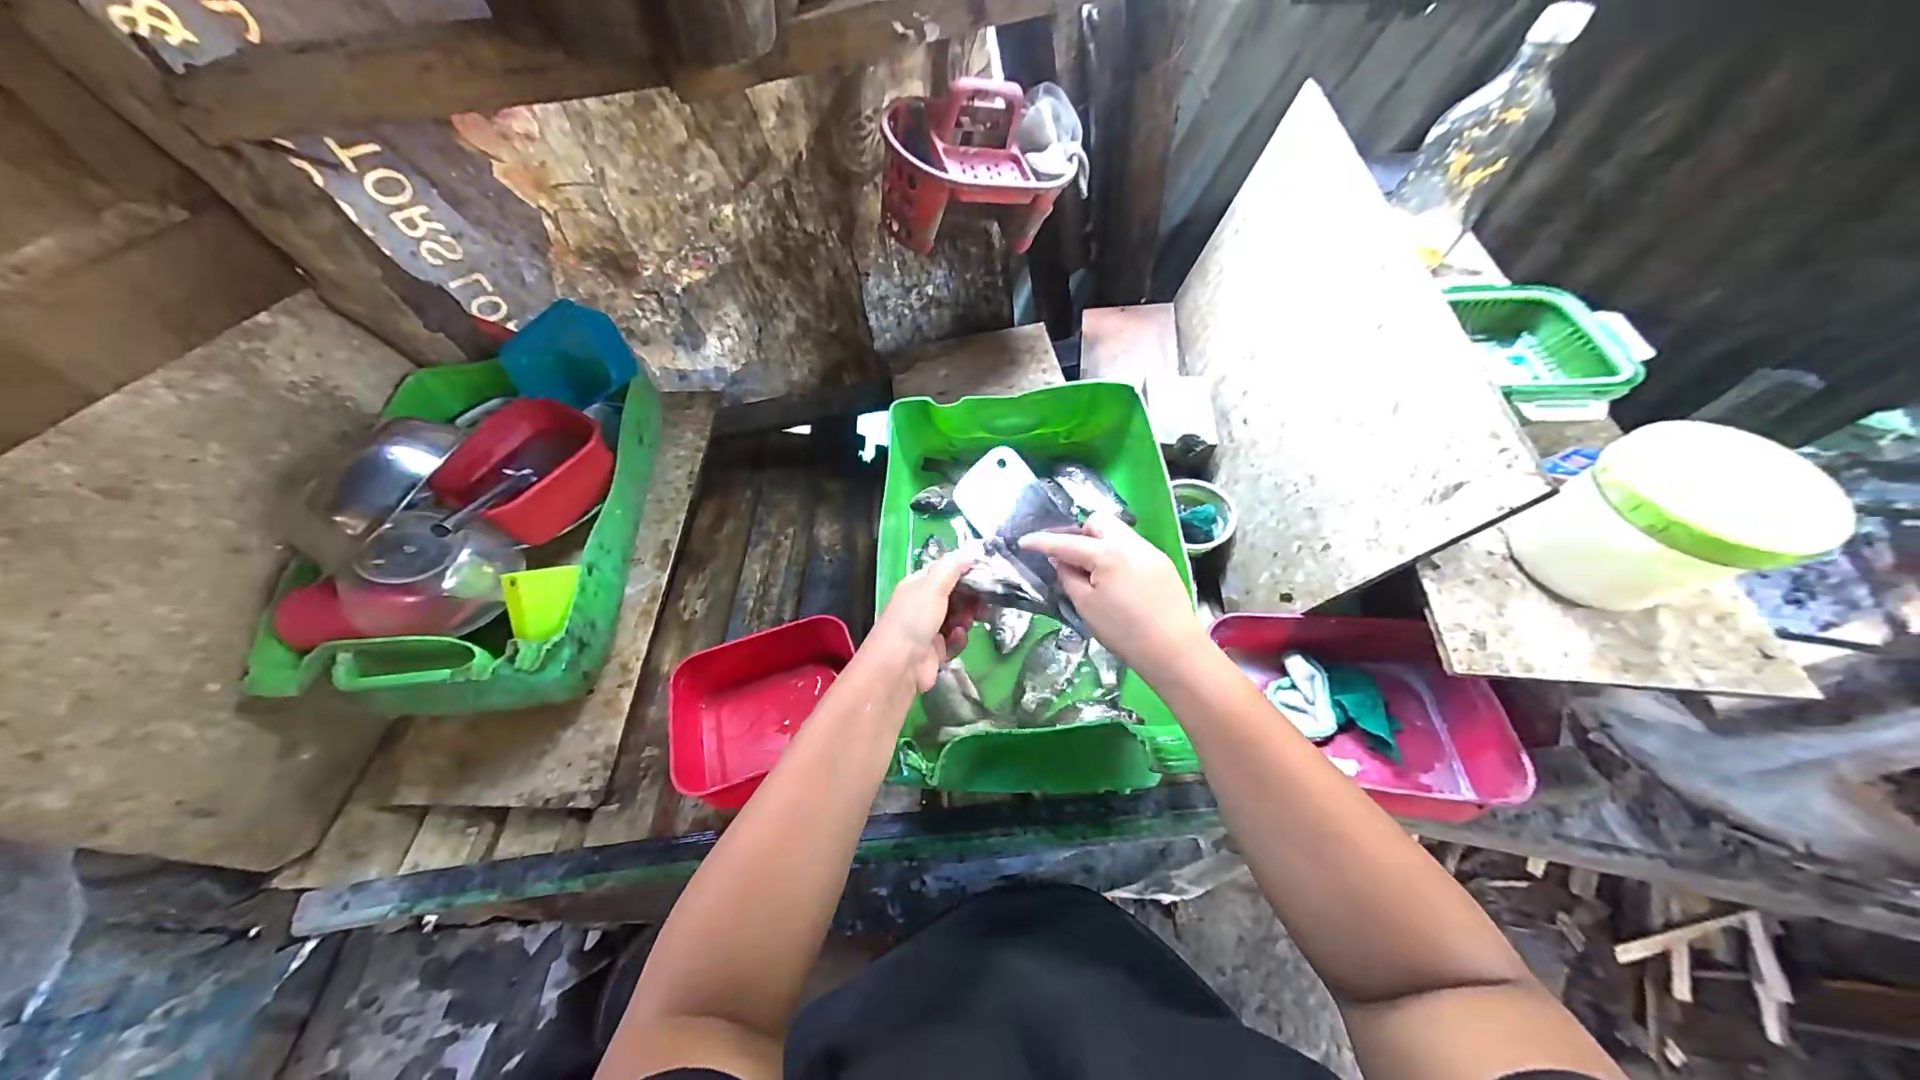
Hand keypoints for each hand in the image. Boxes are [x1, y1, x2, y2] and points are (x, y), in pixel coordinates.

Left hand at [867, 551, 980, 691]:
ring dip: (965, 619)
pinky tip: (956, 639)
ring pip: (958, 618)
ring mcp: (928, 629)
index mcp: (917, 585)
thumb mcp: (933, 585)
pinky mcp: (936, 651)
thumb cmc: (914, 619)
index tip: (987, 575)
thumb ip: (952, 566)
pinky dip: (958, 639)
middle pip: (954, 596)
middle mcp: (922, 604)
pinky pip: (955, 640)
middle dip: (970, 599)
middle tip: (984, 603)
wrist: (899, 665)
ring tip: (965, 623)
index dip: (965, 572)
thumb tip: (971, 551)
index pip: (945, 572)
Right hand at [1020, 513, 1205, 678]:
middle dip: (1079, 533)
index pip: (1066, 543)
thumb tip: (1060, 560)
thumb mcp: (1086, 606)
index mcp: (1107, 553)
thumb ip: (1068, 576)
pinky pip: (1132, 547)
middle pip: (1098, 522)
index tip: (1024, 542)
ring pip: (1118, 532)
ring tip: (1093, 571)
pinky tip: (1116, 580)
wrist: (1174, 650)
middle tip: (1070, 558)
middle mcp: (1130, 543)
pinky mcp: (1162, 563)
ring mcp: (1150, 551)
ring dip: (1099, 543)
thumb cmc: (1124, 632)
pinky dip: (1117, 555)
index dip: (1041, 542)